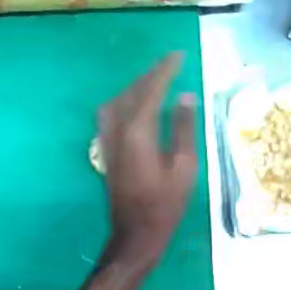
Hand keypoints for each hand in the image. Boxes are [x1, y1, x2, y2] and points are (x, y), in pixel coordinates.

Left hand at [97, 53, 199, 267]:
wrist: (135, 234)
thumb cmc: (165, 205)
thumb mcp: (184, 168)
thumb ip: (184, 129)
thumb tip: (185, 97)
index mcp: (138, 132)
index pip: (151, 89)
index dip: (166, 70)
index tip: (180, 55)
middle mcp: (117, 130)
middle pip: (132, 91)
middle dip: (151, 75)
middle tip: (171, 64)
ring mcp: (107, 140)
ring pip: (118, 100)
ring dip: (137, 86)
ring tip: (157, 80)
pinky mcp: (105, 150)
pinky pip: (111, 113)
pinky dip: (125, 101)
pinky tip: (136, 103)